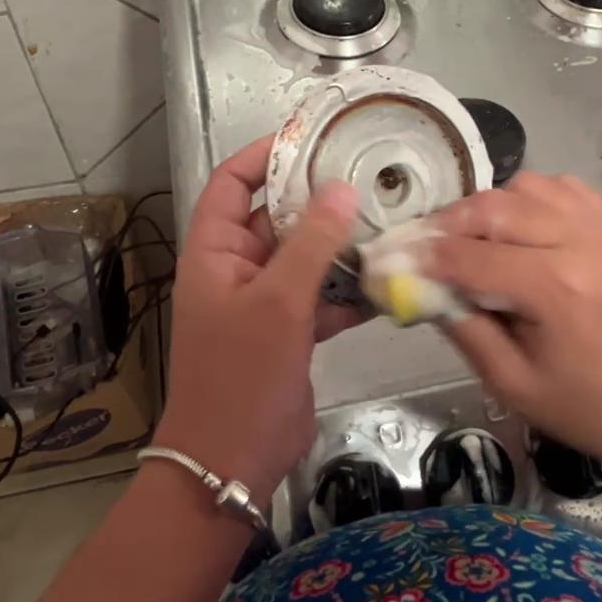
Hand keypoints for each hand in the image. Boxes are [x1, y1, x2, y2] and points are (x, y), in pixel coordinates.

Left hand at [152, 136, 359, 499]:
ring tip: (386, 222)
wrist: (232, 462)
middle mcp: (236, 269)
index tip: (311, 139)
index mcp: (214, 252)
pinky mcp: (289, 331)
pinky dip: (345, 290)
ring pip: (303, 257)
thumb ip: (310, 243)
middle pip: (275, 217)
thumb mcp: (278, 302)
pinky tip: (383, 283)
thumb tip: (341, 188)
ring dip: (337, 245)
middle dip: (316, 199)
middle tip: (367, 177)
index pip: (231, 184)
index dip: (264, 156)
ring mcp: (264, 301)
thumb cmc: (242, 374)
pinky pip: (319, 296)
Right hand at [427, 172, 601, 465]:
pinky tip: (523, 228)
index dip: (421, 256)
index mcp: (553, 288)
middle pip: (492, 207)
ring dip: (490, 207)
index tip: (391, 257)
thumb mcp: (511, 384)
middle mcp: (579, 243)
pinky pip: (564, 188)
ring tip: (474, 239)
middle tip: (425, 246)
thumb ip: (463, 328)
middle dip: (448, 223)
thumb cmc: (590, 409)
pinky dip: (532, 198)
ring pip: (527, 186)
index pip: (467, 255)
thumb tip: (421, 288)